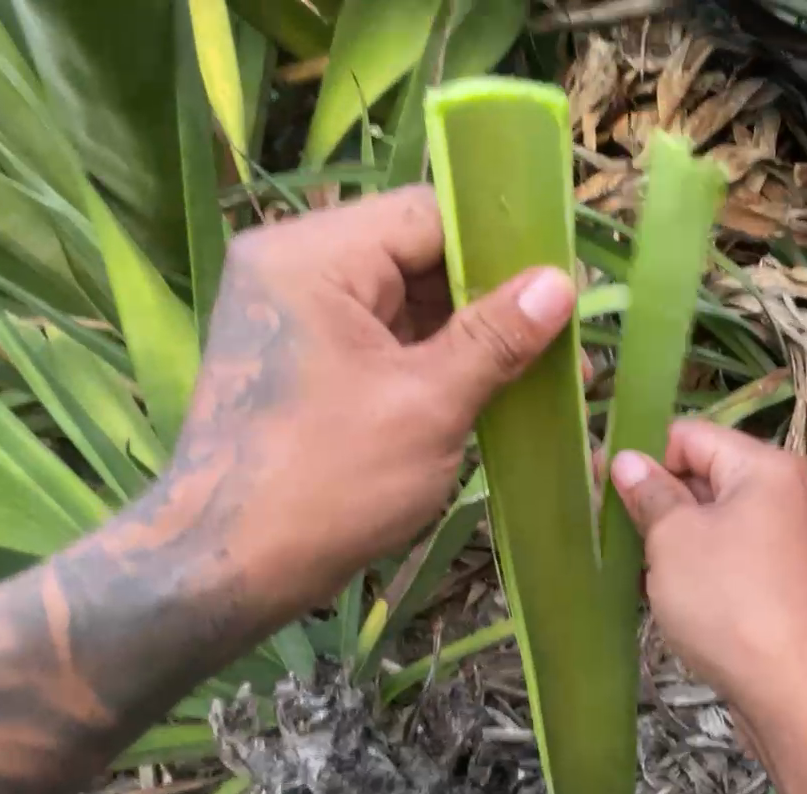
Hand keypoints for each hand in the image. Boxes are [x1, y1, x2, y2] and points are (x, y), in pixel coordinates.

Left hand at [171, 185, 575, 617]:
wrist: (237, 564)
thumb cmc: (332, 478)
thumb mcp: (430, 403)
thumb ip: (496, 338)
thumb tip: (562, 284)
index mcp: (313, 259)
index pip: (428, 216)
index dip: (502, 247)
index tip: (565, 291)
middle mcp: (304, 270)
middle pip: (424, 255)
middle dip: (499, 297)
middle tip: (569, 338)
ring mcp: (311, 317)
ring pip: (419, 301)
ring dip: (483, 333)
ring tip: (552, 369)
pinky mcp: (323, 358)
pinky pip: (402, 338)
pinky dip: (453, 359)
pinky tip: (507, 385)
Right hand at [609, 421, 806, 731]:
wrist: (799, 690)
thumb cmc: (731, 601)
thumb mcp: (676, 539)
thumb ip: (650, 494)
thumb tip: (627, 460)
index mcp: (764, 467)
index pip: (690, 436)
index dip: (641, 454)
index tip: (596, 484)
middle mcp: (782, 497)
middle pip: (703, 478)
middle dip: (652, 501)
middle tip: (603, 529)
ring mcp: (783, 544)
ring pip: (710, 526)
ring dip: (668, 542)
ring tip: (625, 567)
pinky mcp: (778, 585)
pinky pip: (726, 561)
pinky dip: (692, 571)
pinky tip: (655, 595)